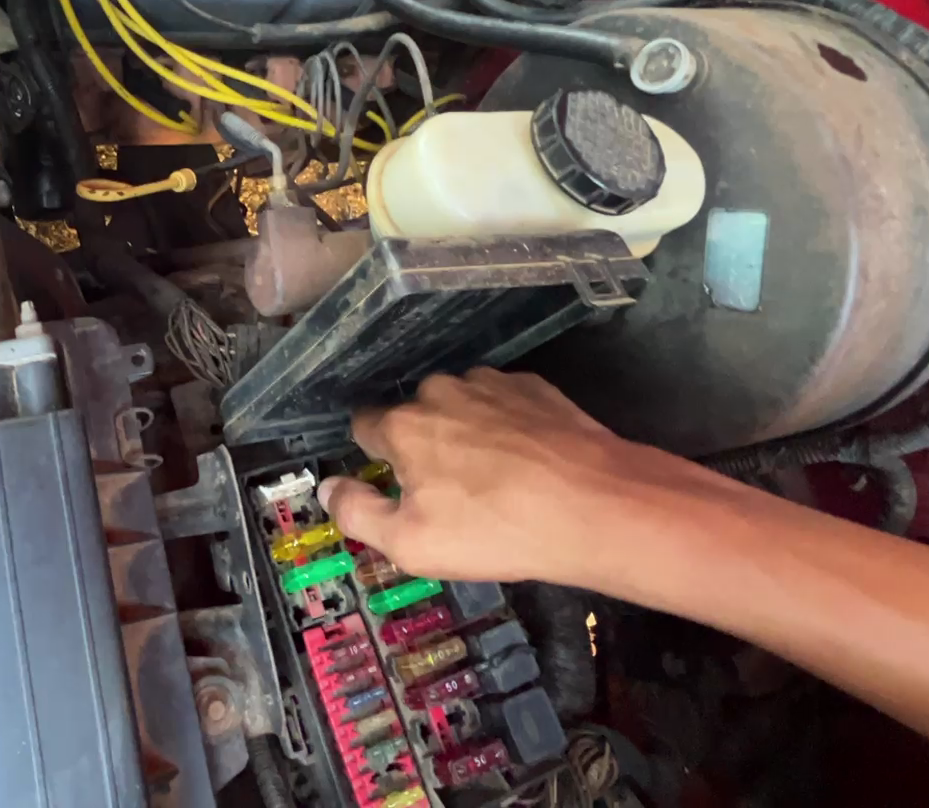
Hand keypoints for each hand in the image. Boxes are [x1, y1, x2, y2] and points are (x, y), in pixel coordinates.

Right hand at [319, 369, 738, 589]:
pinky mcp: (532, 385)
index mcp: (401, 425)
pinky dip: (505, 425)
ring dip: (464, 432)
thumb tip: (328, 487)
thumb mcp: (411, 545)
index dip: (376, 458)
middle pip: (414, 416)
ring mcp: (488, 383)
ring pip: (458, 406)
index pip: (363, 427)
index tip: (399, 486)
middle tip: (454, 492)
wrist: (600, 507)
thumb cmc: (495, 530)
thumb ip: (356, 513)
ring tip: (498, 477)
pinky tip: (530, 459)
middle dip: (423, 446)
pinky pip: (501, 403)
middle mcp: (437, 391)